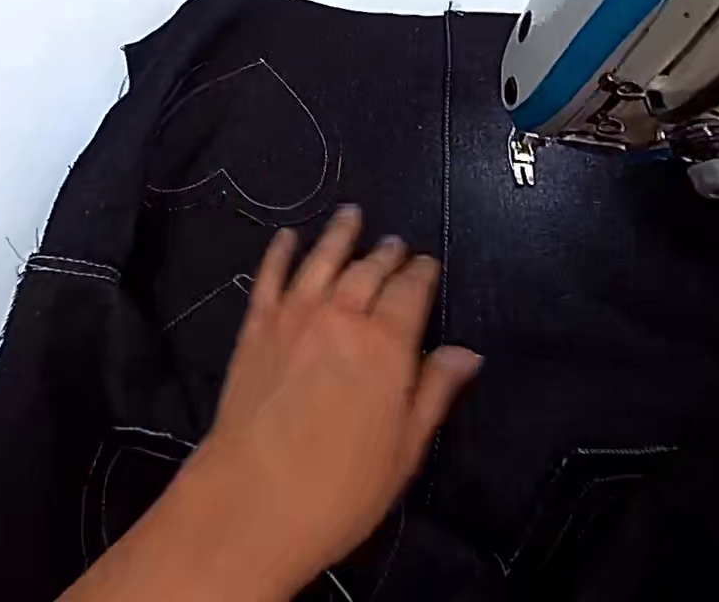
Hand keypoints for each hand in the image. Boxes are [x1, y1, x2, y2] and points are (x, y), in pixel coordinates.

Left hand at [61, 206, 480, 601]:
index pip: (412, 288)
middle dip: (388, 252)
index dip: (423, 271)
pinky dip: (280, 251)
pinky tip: (287, 235)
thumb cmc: (340, 487)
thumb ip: (436, 390)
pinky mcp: (258, 324)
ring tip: (351, 213)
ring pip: (324, 258)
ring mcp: (297, 314)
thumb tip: (469, 352)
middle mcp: (344, 314)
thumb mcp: (405, 449)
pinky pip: (271, 275)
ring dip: (340, 233)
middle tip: (395, 242)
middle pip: (371, 268)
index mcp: (387, 343)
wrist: (249, 504)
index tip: (428, 264)